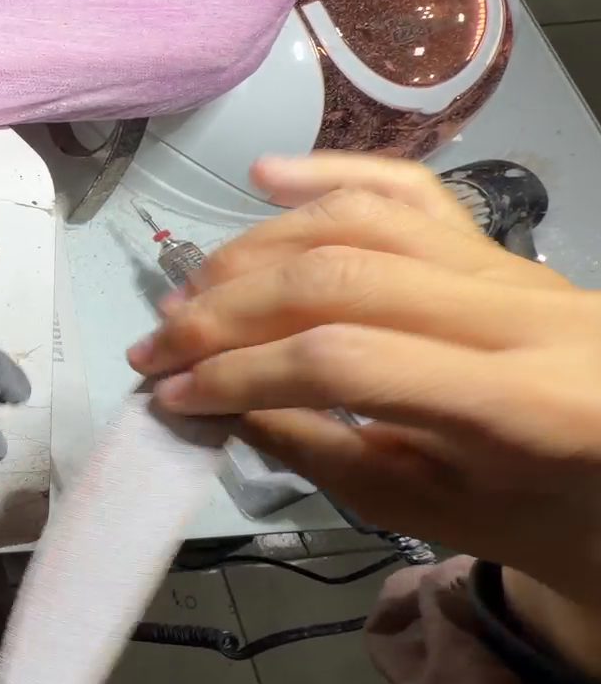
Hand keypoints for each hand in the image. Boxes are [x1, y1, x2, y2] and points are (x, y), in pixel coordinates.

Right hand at [127, 155, 600, 669]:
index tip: (170, 397)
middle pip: (333, 282)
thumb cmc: (527, 509)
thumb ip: (305, 446)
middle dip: (219, 316)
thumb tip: (203, 399)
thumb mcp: (415, 508)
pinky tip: (262, 176)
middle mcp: (527, 314)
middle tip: (154, 352)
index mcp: (528, 403)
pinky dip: (326, 174)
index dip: (236, 375)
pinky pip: (407, 191)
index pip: (341, 362)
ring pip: (351, 227)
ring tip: (187, 299)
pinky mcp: (491, 247)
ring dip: (244, 259)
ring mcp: (510, 266)